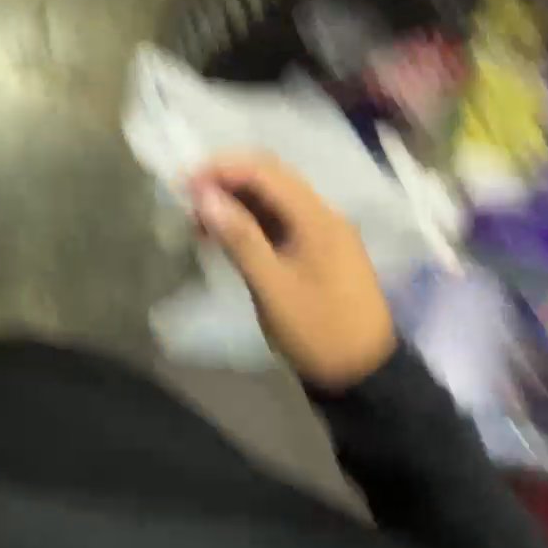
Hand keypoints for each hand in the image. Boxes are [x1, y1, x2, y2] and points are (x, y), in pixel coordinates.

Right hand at [190, 154, 396, 390]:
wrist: (364, 377)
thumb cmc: (317, 331)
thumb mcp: (271, 287)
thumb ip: (238, 237)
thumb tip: (203, 196)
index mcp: (317, 218)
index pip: (264, 172)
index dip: (221, 170)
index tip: (184, 184)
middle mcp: (321, 215)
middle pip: (268, 178)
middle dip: (224, 181)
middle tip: (186, 198)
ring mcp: (320, 232)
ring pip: (270, 198)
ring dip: (233, 201)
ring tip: (197, 221)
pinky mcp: (314, 249)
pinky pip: (276, 220)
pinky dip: (246, 220)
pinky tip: (221, 236)